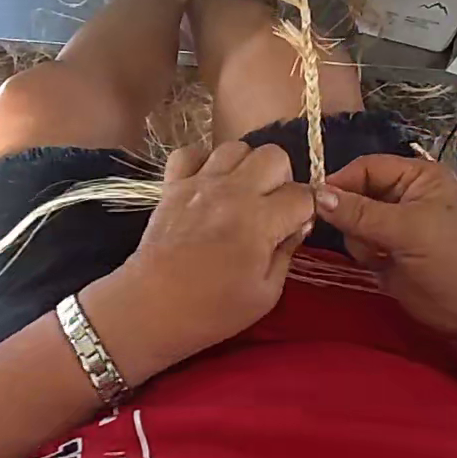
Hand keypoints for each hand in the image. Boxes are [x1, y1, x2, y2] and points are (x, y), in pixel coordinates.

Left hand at [81, 141, 314, 383]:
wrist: (151, 306)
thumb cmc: (211, 310)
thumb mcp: (266, 294)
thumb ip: (286, 253)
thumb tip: (296, 226)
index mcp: (260, 220)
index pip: (302, 195)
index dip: (305, 210)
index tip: (295, 226)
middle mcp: (233, 191)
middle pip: (274, 155)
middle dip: (281, 178)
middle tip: (271, 205)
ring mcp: (199, 183)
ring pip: (236, 147)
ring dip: (245, 166)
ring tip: (239, 193)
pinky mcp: (172, 184)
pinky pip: (190, 153)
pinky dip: (202, 162)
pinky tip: (206, 185)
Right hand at [316, 154, 456, 334]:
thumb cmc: (455, 260)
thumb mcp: (408, 230)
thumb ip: (359, 212)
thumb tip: (316, 194)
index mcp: (415, 177)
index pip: (365, 167)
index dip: (342, 182)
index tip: (316, 202)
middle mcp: (402, 195)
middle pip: (354, 193)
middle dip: (350, 214)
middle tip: (360, 235)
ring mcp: (394, 226)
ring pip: (352, 222)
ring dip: (359, 239)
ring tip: (381, 255)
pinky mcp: (387, 253)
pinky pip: (359, 245)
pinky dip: (364, 255)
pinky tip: (382, 265)